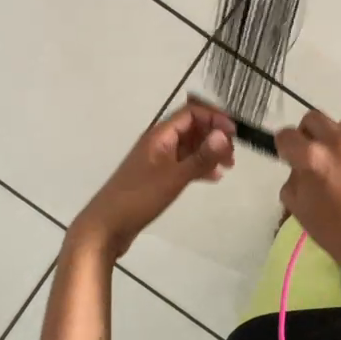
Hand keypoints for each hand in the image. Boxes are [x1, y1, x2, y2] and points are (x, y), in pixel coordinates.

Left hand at [72, 103, 235, 256]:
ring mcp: (157, 160)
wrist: (106, 226)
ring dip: (208, 152)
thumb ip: (201, 157)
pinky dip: (199, 167)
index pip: (191, 113)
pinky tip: (212, 178)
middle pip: (191, 128)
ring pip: (189, 147)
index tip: (234, 134)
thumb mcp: (174, 177)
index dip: (214, 118)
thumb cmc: (139, 198)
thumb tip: (225, 135)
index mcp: (160, 136)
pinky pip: (183, 164)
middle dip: (214, 136)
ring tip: (227, 167)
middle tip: (232, 155)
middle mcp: (159, 142)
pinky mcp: (157, 177)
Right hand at [275, 111, 340, 295]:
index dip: (286, 148)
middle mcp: (338, 141)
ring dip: (338, 141)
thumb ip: (293, 176)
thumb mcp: (297, 206)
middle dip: (309, 135)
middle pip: (313, 118)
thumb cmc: (333, 232)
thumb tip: (298, 162)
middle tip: (315, 155)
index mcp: (311, 157)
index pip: (286, 135)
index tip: (291, 157)